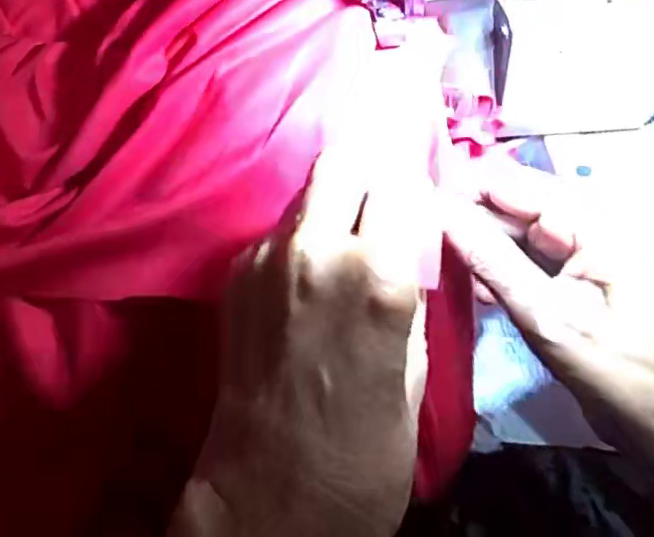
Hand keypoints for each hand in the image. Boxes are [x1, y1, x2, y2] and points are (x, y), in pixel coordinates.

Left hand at [171, 129, 434, 535]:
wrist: (267, 490)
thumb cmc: (362, 453)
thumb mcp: (415, 377)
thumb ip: (410, 296)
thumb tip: (409, 247)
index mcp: (375, 276)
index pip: (399, 185)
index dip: (413, 190)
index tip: (418, 201)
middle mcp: (314, 248)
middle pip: (340, 163)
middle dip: (366, 174)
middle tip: (380, 203)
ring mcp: (265, 254)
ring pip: (306, 193)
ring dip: (330, 204)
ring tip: (343, 242)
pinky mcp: (235, 268)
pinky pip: (278, 231)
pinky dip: (300, 238)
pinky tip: (305, 280)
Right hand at [440, 157, 653, 536]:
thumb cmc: (630, 381)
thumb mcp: (552, 319)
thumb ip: (490, 258)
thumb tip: (434, 206)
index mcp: (593, 225)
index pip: (509, 181)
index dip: (457, 184)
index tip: (406, 196)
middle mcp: (583, 232)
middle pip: (505, 206)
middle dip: (458, 215)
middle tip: (405, 228)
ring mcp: (576, 261)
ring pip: (506, 235)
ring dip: (469, 244)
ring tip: (421, 251)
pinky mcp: (567, 288)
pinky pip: (517, 263)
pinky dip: (487, 270)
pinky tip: (458, 283)